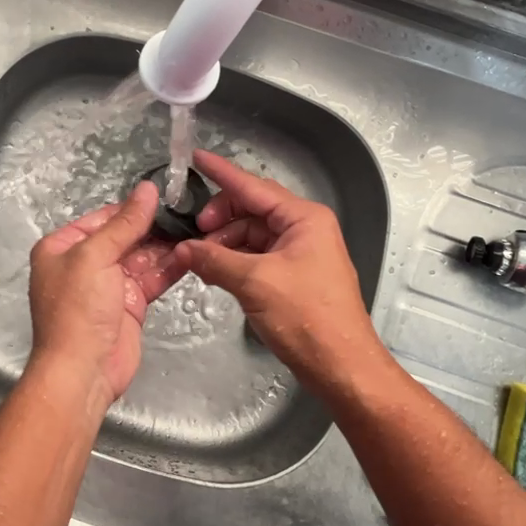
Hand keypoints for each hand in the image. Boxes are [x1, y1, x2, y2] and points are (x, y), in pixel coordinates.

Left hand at [27, 181, 184, 407]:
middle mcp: (84, 263)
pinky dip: (169, 268)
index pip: (102, 218)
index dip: (132, 208)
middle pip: (124, 236)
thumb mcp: (95, 257)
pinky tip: (191, 254)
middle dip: (153, 227)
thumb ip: (125, 224)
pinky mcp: (130, 304)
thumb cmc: (77, 310)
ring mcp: (108, 285)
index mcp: (63, 247)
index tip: (165, 195)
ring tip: (196, 230)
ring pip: (142, 257)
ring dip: (166, 246)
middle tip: (189, 212)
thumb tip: (147, 189)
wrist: (83, 371)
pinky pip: (152, 279)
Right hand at [172, 150, 387, 392]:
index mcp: (304, 218)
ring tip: (200, 260)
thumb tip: (183, 249)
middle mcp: (305, 228)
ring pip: (253, 234)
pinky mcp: (295, 277)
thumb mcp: (255, 283)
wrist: (342, 367)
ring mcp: (301, 253)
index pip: (253, 186)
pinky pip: (258, 256)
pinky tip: (215, 272)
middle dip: (220, 217)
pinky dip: (235, 261)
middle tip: (194, 233)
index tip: (194, 159)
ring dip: (225, 243)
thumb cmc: (305, 317)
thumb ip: (214, 260)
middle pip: (253, 209)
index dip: (221, 173)